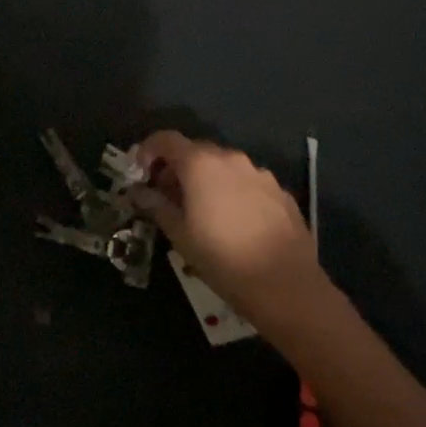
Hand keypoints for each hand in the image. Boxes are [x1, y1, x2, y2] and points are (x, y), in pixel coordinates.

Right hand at [131, 130, 322, 323]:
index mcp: (200, 164)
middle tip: (168, 196)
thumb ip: (156, 205)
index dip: (148, 151)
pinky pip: (247, 182)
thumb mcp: (179, 235)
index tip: (141, 173)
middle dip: (177, 168)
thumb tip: (139, 191)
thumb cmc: (222, 258)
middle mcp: (231, 159)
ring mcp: (260, 174)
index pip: (165, 139)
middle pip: (195, 151)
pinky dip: (233, 192)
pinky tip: (235, 222)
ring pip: (223, 166)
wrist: (286, 287)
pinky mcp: (281, 193)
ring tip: (202, 211)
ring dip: (206, 179)